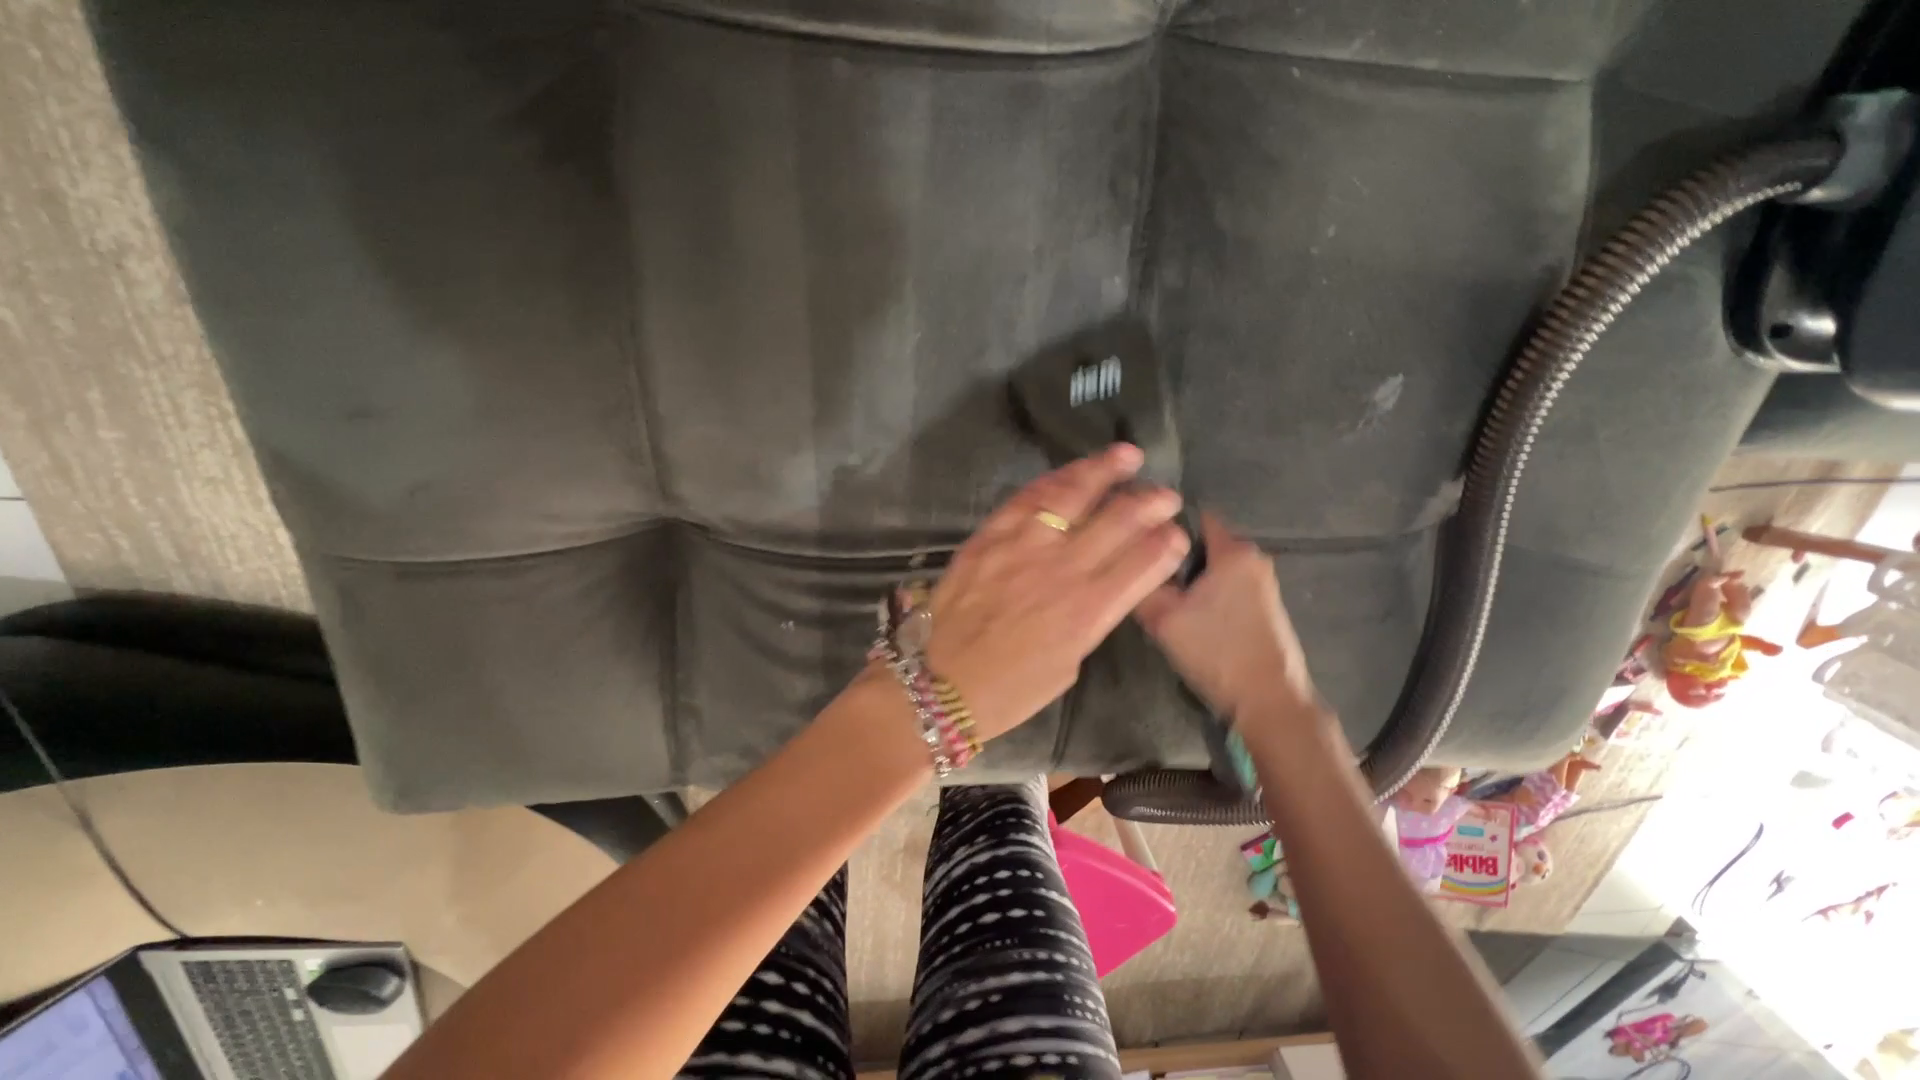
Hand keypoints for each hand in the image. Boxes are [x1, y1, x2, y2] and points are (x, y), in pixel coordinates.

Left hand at [922, 444, 1191, 740]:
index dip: (1167, 542)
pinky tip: (1070, 472)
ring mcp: (1022, 546)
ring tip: (1127, 455)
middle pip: (1118, 519)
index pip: (1143, 561)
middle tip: (1166, 494)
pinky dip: (1054, 480)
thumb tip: (1102, 586)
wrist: (938, 684)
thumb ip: (1090, 618)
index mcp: (1087, 609)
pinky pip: (1026, 498)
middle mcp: (1061, 568)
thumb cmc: (1009, 690)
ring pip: (1072, 494)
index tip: (1178, 532)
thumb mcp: (1069, 664)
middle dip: (1150, 502)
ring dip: (1104, 470)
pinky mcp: (989, 536)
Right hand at [1134, 514, 1316, 721]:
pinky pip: (1225, 589)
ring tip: (1160, 601)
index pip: (1192, 517)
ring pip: (1212, 570)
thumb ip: (1142, 585)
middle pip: (1200, 545)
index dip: (1161, 526)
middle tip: (1141, 578)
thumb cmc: (1217, 652)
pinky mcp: (1265, 608)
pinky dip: (1205, 597)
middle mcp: (1254, 558)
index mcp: (1234, 550)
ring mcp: (1263, 584)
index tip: (1135, 542)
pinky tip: (1187, 620)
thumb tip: (1128, 565)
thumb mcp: (1163, 618)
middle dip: (1172, 559)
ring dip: (1188, 582)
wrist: (1269, 701)